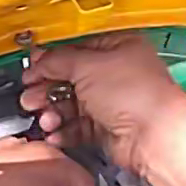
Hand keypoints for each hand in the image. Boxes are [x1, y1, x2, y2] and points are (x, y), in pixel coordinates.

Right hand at [20, 34, 185, 176]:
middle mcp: (115, 74)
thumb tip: (40, 59)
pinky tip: (56, 133)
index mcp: (118, 47)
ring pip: (70, 105)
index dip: (50, 58)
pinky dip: (64, 131)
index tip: (32, 68)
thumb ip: (58, 60)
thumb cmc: (138, 96)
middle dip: (46, 88)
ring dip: (53, 112)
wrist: (154, 138)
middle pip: (69, 78)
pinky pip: (77, 127)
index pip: (75, 48)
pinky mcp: (106, 128)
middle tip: (31, 96)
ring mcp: (111, 102)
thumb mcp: (88, 66)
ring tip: (45, 118)